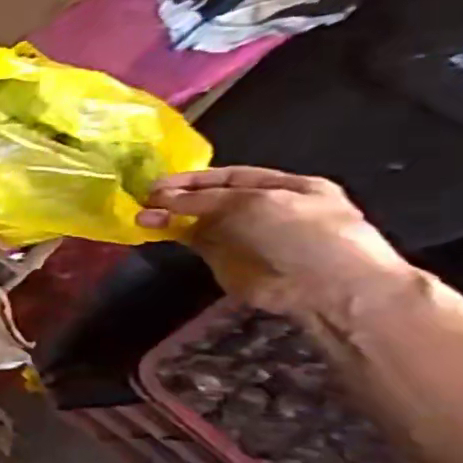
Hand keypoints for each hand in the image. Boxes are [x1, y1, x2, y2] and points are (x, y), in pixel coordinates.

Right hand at [137, 167, 413, 317]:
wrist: (323, 286)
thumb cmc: (301, 233)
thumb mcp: (254, 203)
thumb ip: (204, 199)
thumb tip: (159, 198)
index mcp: (285, 187)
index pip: (230, 176)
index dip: (193, 178)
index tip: (157, 184)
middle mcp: (261, 208)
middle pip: (209, 197)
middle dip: (175, 197)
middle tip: (142, 200)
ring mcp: (241, 234)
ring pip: (196, 219)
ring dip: (167, 215)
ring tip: (140, 217)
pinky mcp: (222, 258)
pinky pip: (192, 240)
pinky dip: (170, 233)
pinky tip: (150, 229)